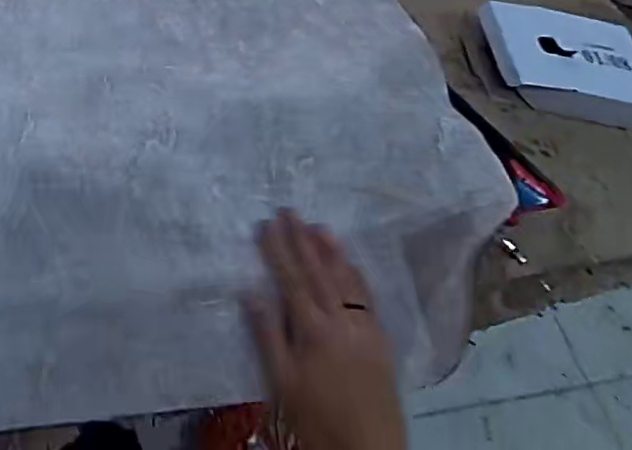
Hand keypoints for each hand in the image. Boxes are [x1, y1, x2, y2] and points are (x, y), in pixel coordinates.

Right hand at [245, 210, 406, 449]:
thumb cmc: (317, 421)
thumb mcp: (282, 384)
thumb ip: (267, 335)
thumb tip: (250, 291)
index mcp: (312, 328)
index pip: (291, 278)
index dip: (277, 249)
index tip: (267, 224)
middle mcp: (339, 318)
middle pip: (317, 270)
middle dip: (301, 238)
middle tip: (289, 210)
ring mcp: (363, 324)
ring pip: (344, 277)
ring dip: (330, 249)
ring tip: (317, 225)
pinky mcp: (380, 336)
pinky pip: (366, 295)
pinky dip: (356, 273)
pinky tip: (350, 261)